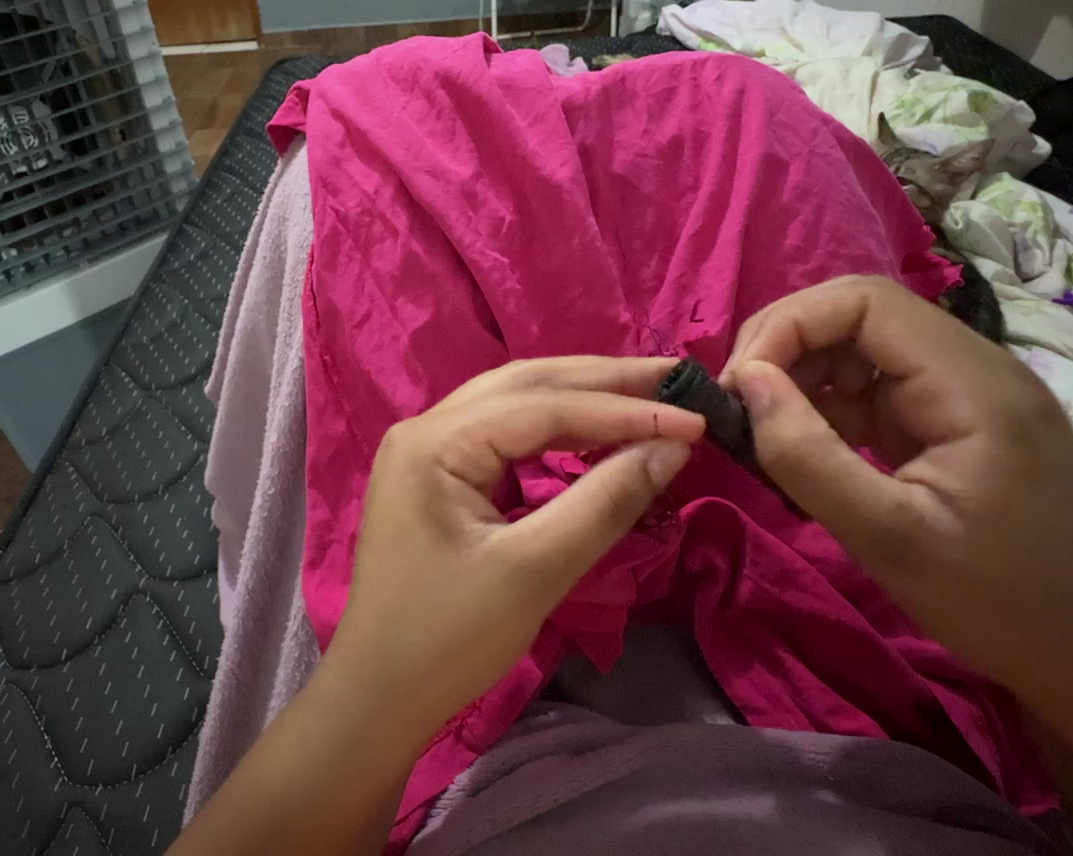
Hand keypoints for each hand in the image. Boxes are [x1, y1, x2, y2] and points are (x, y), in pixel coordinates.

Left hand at [327, 356, 704, 734]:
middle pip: (524, 384)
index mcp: (434, 441)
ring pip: (512, 402)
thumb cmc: (449, 638)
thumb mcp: (535, 571)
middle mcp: (424, 428)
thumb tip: (673, 448)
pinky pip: (502, 433)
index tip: (694, 420)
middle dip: (602, 380)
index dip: (622, 410)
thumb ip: (604, 502)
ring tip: (645, 394)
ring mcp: (425, 449)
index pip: (542, 406)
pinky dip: (553, 427)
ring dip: (579, 396)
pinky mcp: (436, 475)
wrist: (379, 696)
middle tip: (674, 377)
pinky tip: (591, 430)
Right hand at [722, 276, 1072, 791]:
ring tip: (764, 426)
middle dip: (785, 343)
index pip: (865, 302)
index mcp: (974, 383)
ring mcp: (961, 391)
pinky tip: (802, 443)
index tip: (741, 386)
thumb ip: (807, 456)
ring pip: (857, 344)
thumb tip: (745, 382)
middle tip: (740, 401)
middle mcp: (973, 367)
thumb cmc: (996, 602)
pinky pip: (869, 384)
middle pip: (858, 312)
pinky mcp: (946, 419)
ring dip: (798, 372)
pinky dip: (822, 402)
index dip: (788, 326)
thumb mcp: (887, 537)